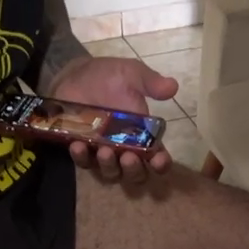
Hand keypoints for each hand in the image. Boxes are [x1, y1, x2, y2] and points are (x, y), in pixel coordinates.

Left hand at [47, 56, 176, 182]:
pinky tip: (79, 146)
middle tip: (129, 157)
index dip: (161, 163)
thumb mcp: (131, 75)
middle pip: (136, 174)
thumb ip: (151, 82)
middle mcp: (126, 151)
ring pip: (112, 173)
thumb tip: (173, 86)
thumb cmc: (108, 79)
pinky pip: (84, 162)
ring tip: (105, 150)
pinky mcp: (83, 153)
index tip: (159, 160)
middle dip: (134, 169)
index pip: (157, 158)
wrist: (75, 76)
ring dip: (109, 165)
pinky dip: (82, 157)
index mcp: (143, 138)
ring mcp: (104, 155)